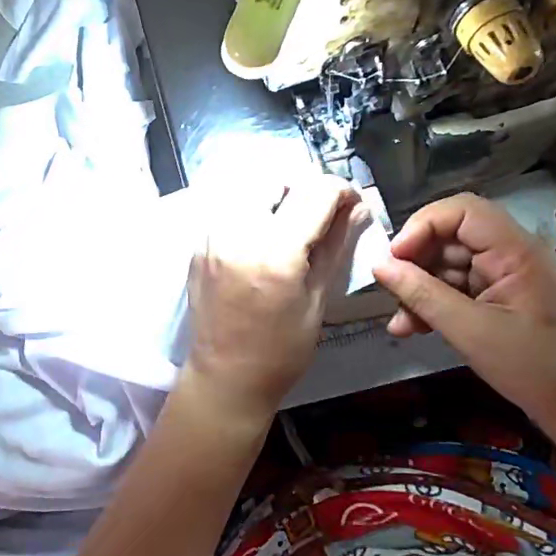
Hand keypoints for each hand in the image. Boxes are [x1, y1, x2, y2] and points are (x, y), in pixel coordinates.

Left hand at [183, 176, 367, 417]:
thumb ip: (335, 246)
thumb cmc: (280, 352)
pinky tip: (262, 233)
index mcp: (275, 254)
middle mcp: (238, 235)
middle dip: (304, 186)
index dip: (341, 189)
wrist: (225, 378)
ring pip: (246, 187)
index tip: (350, 203)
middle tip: (318, 213)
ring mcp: (211, 238)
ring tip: (289, 220)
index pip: (315, 192)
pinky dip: (249, 207)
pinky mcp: (198, 245)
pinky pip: (227, 207)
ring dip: (274, 192)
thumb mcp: (318, 301)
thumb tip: (357, 208)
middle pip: (276, 178)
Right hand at [372, 193, 555, 413]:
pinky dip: (433, 302)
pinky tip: (411, 327)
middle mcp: (513, 253)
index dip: (423, 226)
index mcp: (518, 251)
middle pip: (452, 235)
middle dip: (416, 261)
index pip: (463, 211)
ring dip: (419, 288)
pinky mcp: (498, 295)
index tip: (395, 257)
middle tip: (389, 288)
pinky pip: (457, 285)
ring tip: (400, 321)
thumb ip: (421, 294)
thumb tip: (378, 266)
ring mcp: (505, 274)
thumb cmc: (528, 366)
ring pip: (448, 263)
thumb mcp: (468, 330)